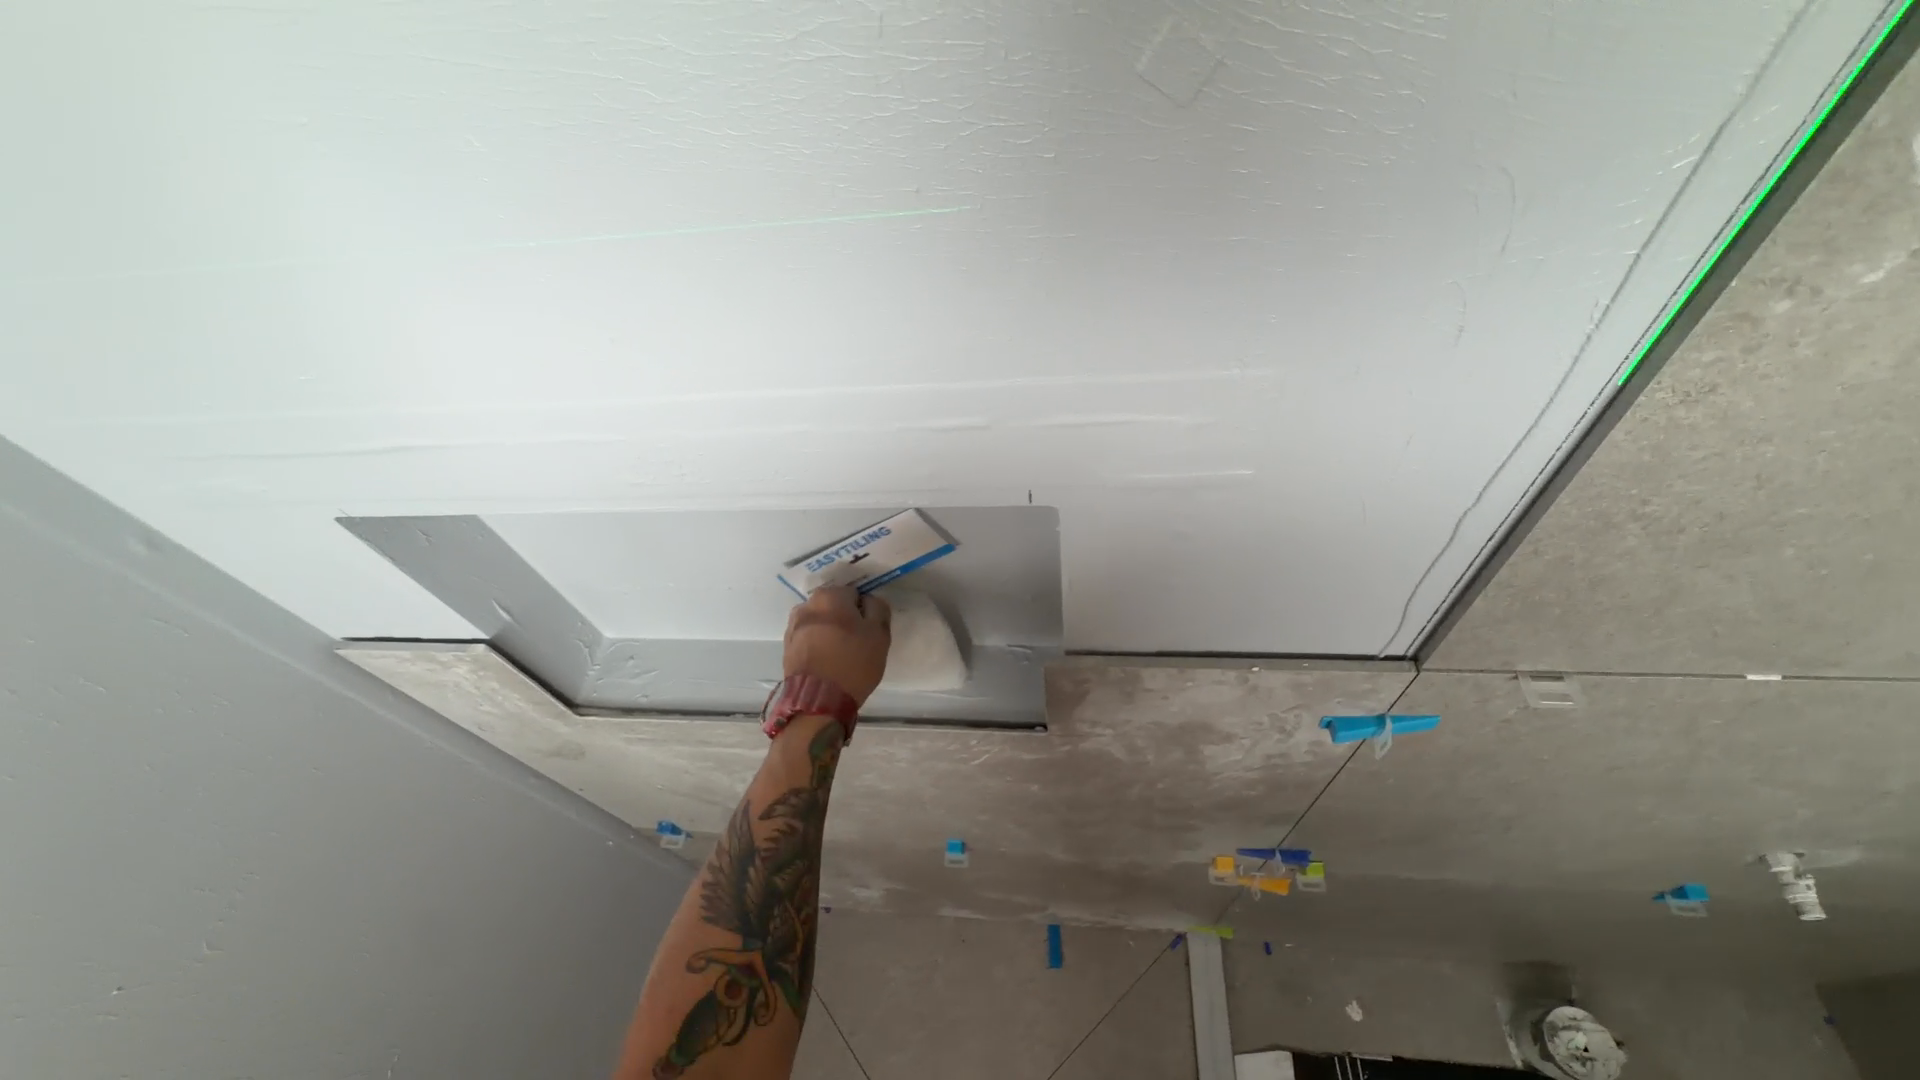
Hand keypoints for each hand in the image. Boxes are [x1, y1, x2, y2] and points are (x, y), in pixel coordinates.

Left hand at [783, 586, 891, 704]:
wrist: (817, 701)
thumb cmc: (853, 663)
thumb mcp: (879, 634)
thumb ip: (878, 609)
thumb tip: (869, 601)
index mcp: (829, 596)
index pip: (853, 593)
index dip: (863, 610)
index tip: (869, 628)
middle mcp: (806, 606)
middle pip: (833, 606)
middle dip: (844, 618)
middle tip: (857, 642)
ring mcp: (793, 627)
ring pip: (819, 623)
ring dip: (829, 632)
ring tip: (840, 655)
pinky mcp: (787, 648)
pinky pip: (808, 639)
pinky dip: (817, 645)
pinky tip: (827, 662)